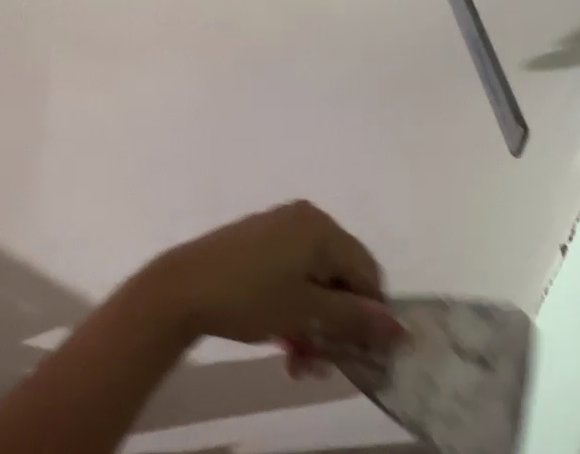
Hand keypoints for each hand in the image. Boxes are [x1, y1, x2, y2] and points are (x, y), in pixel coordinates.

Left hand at [132, 201, 404, 361]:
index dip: (367, 314)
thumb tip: (399, 327)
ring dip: (314, 321)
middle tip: (319, 361)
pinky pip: (293, 272)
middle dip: (336, 322)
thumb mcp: (306, 313)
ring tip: (297, 358)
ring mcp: (280, 226)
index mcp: (322, 228)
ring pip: (316, 279)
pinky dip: (294, 304)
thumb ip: (355, 318)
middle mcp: (306, 218)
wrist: (181, 289)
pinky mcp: (259, 240)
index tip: (353, 351)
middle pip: (342, 275)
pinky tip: (282, 336)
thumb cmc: (249, 297)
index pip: (367, 272)